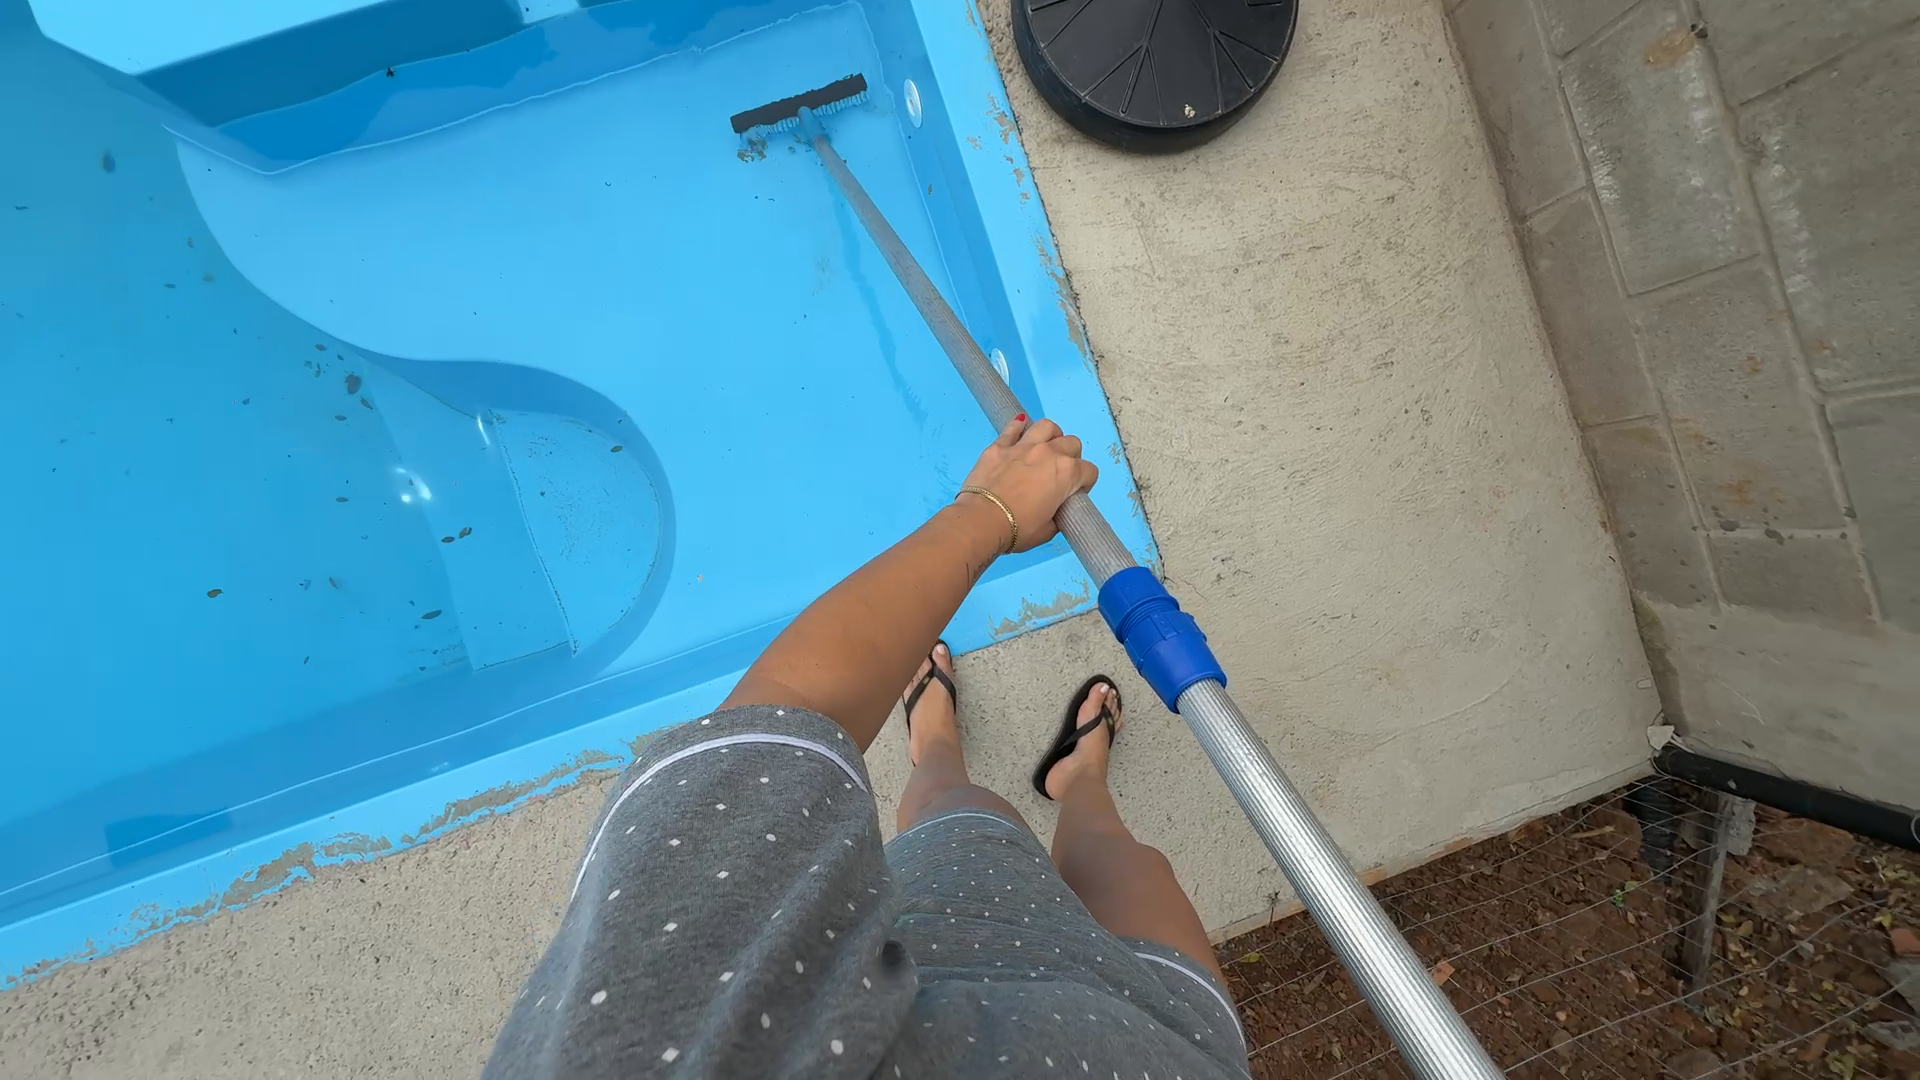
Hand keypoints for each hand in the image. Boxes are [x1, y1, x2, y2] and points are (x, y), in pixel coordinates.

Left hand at [957, 415, 1098, 552]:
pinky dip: (1018, 426)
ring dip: (1051, 436)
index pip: (1089, 471)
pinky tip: (1020, 426)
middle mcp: (1049, 453)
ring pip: (1047, 427)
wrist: (981, 521)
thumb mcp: (1048, 530)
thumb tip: (1054, 509)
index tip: (1073, 494)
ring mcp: (1023, 446)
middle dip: (1071, 457)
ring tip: (1045, 448)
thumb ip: (1058, 515)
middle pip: (1072, 444)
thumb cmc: (1018, 529)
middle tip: (1059, 473)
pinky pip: (1013, 427)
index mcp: (1067, 473)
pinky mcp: (999, 446)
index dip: (1084, 483)